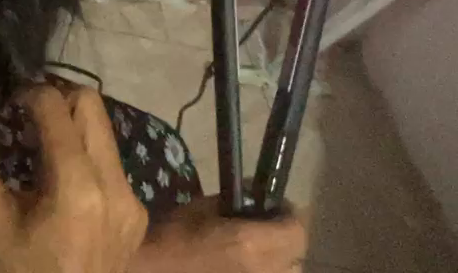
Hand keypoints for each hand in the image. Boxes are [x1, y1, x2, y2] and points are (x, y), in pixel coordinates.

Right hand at [0, 80, 148, 272]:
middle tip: (22, 112)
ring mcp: (132, 201)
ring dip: (68, 122)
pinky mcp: (137, 213)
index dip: (25, 93)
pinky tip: (56, 174)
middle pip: (90, 104)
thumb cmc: (15, 268)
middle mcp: (115, 186)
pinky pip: (109, 157)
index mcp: (77, 185)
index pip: (55, 104)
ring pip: (103, 127)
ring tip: (36, 142)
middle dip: (53, 97)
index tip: (4, 106)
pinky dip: (82, 150)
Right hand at [129, 197, 307, 272]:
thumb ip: (235, 202)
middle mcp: (266, 270)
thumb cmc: (175, 232)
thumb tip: (256, 193)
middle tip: (267, 222)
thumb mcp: (203, 208)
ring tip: (260, 245)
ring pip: (290, 271)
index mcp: (251, 244)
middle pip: (298, 255)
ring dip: (282, 257)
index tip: (276, 204)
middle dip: (287, 236)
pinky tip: (249, 261)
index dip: (289, 215)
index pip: (296, 231)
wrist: (159, 268)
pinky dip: (269, 268)